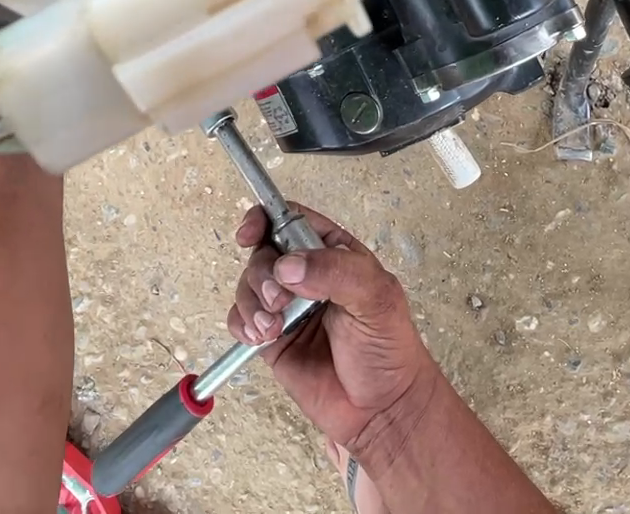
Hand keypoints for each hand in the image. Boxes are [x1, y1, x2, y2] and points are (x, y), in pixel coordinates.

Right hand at [225, 204, 441, 455]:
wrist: (381, 409)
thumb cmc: (388, 347)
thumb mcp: (375, 297)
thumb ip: (335, 271)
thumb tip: (288, 266)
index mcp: (332, 252)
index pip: (290, 219)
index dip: (264, 219)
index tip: (250, 234)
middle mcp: (306, 274)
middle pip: (263, 252)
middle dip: (262, 272)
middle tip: (279, 300)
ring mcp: (286, 305)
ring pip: (248, 283)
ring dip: (251, 301)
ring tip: (271, 326)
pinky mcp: (272, 337)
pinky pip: (240, 319)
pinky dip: (241, 323)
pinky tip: (260, 336)